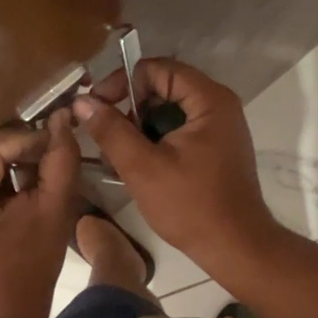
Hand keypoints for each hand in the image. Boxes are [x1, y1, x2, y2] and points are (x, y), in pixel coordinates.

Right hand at [74, 58, 280, 258]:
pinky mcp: (215, 147)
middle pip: (161, 87)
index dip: (122, 83)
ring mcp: (219, 127)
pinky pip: (177, 129)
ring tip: (117, 156)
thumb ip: (110, 130)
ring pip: (167, 110)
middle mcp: (218, 105)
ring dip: (139, 128)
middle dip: (129, 108)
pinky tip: (137, 166)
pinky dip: (155, 141)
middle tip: (104, 135)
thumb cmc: (191, 206)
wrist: (236, 249)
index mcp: (209, 100)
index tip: (98, 108)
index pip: (156, 69)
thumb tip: (81, 102)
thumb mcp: (142, 167)